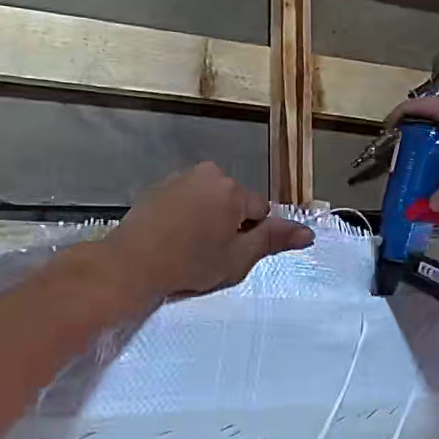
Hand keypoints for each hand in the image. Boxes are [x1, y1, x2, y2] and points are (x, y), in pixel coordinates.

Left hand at [104, 163, 314, 298]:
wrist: (131, 263)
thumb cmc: (190, 264)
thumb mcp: (237, 258)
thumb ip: (273, 240)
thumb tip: (308, 232)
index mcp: (232, 190)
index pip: (261, 211)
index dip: (252, 236)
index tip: (233, 254)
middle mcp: (208, 174)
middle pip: (235, 201)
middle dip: (231, 224)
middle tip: (212, 253)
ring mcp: (181, 178)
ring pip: (210, 200)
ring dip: (209, 219)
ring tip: (191, 247)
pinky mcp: (159, 187)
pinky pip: (187, 200)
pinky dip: (187, 216)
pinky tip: (174, 238)